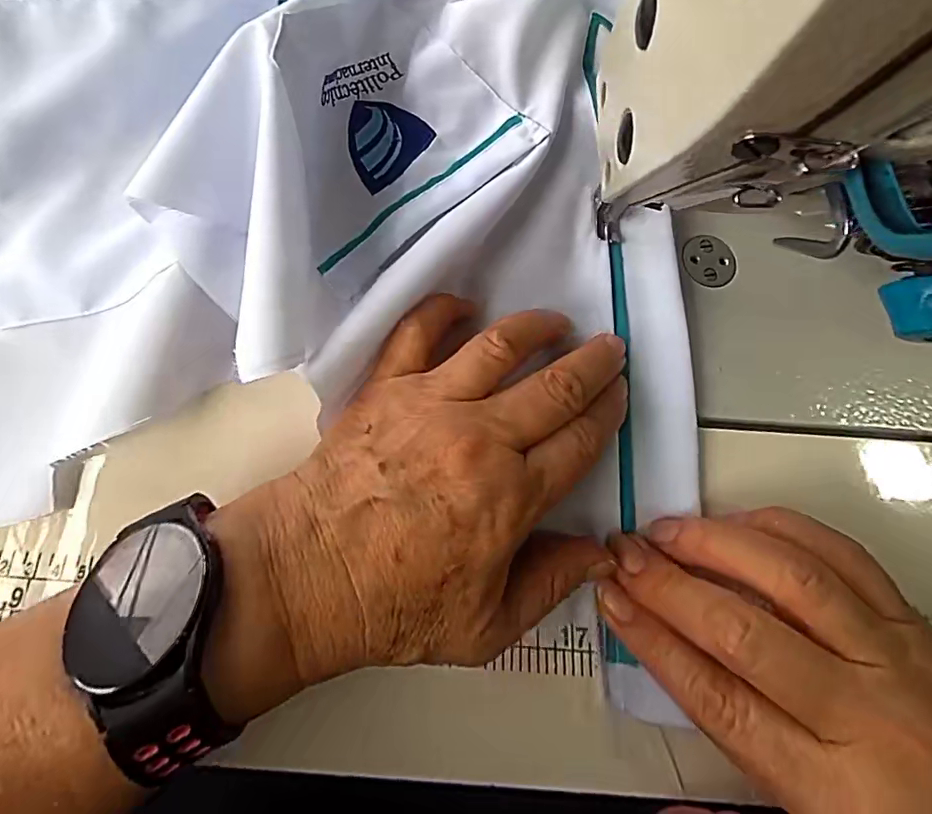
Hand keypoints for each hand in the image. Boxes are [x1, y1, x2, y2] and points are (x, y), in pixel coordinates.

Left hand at [203, 293, 627, 717]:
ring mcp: (429, 405)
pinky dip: (439, 310)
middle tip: (608, 348)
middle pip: (553, 387)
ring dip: (532, 328)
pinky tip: (460, 305)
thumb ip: (550, 583)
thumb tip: (598, 552)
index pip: (579, 441)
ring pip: (495, 348)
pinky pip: (415, 333)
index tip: (618, 395)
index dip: (606, 414)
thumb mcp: (489, 626)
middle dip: (590, 364)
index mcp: (512, 495)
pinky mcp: (384, 389)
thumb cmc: (395, 603)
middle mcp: (479, 438)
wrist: (312, 570)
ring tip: (553, 321)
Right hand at [597, 509, 931, 813]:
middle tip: (623, 555)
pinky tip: (736, 523)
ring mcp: (900, 662)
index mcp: (840, 789)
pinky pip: (846, 557)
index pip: (719, 698)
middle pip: (745, 632)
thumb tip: (667, 801)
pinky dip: (781, 527)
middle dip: (668, 584)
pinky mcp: (917, 625)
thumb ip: (735, 804)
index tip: (612, 599)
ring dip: (717, 543)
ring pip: (797, 579)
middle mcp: (872, 719)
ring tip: (666, 531)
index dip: (652, 639)